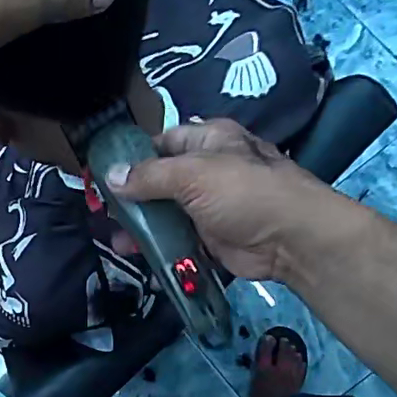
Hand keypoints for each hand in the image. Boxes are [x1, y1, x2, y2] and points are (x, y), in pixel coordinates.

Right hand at [104, 120, 361, 281]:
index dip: (134, 157)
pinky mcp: (214, 238)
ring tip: (117, 242)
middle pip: (161, 181)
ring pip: (168, 214)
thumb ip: (150, 176)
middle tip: (105, 215)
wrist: (291, 239)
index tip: (105, 176)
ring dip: (143, 228)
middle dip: (134, 198)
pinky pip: (180, 241)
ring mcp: (211, 206)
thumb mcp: (194, 175)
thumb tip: (111, 176)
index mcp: (209, 139)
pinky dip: (162, 248)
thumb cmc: (244, 193)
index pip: (163, 142)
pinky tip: (139, 257)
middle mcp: (209, 169)